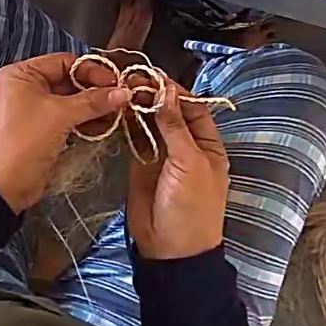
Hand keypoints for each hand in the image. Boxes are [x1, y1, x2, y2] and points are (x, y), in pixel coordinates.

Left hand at [0, 53, 128, 213]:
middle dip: (95, 90)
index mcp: (22, 74)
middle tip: (120, 97)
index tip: (115, 81)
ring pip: (71, 101)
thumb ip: (93, 101)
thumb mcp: (60, 115)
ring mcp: (34, 110)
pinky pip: (68, 118)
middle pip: (69, 81)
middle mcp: (26, 88)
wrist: (4, 186)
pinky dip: (85, 121)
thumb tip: (122, 92)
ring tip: (117, 112)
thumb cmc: (24, 141)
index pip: (64, 62)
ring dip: (93, 107)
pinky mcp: (42, 130)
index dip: (91, 70)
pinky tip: (104, 125)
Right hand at [127, 79, 229, 258]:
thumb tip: (167, 90)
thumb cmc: (192, 207)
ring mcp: (163, 154)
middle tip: (131, 77)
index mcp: (207, 144)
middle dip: (154, 95)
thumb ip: (175, 126)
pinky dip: (127, 122)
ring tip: (121, 86)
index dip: (175, 91)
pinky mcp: (141, 163)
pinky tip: (118, 106)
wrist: (171, 251)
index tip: (154, 75)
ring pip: (151, 122)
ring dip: (139, 105)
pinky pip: (135, 137)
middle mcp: (186, 145)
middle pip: (170, 112)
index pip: (193, 107)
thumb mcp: (189, 163)